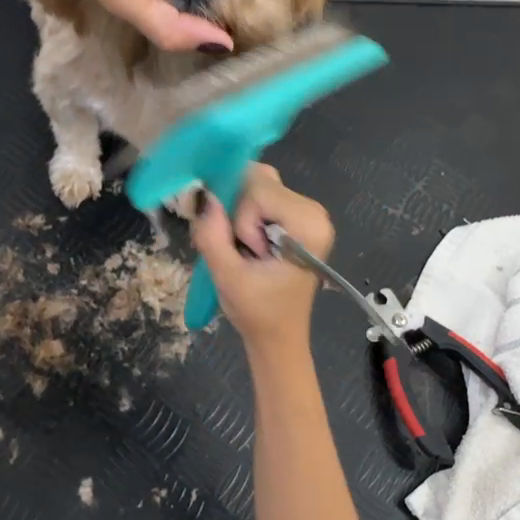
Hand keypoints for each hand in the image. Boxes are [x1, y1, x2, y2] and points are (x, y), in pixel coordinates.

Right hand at [192, 164, 332, 355]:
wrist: (277, 338)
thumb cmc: (257, 313)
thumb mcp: (227, 277)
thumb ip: (213, 235)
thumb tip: (204, 196)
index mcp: (309, 225)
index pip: (258, 190)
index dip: (241, 219)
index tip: (247, 253)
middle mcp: (314, 211)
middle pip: (259, 182)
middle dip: (239, 214)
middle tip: (243, 251)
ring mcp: (306, 212)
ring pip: (256, 186)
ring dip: (239, 216)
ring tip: (245, 251)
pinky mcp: (295, 217)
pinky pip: (260, 197)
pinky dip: (244, 217)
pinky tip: (248, 246)